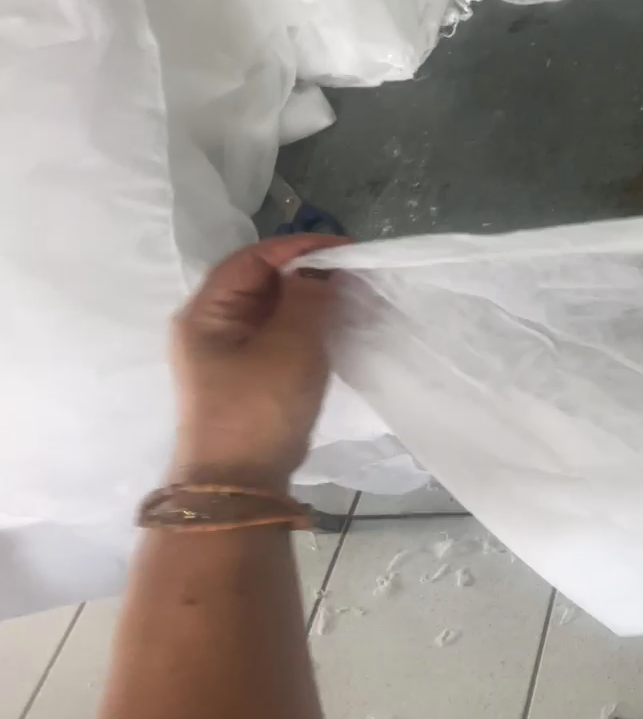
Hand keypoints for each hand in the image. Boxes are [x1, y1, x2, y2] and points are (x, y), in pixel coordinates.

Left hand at [170, 234, 350, 489]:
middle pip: (262, 279)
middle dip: (311, 268)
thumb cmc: (260, 403)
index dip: (300, 246)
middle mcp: (213, 323)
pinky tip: (342, 320)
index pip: (253, 259)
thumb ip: (308, 298)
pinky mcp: (254, 367)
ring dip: (315, 292)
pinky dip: (313, 316)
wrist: (241, 473)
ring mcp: (232, 347)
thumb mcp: (290, 344)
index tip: (350, 247)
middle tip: (359, 269)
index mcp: (207, 312)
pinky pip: (284, 327)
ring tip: (358, 292)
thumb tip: (323, 271)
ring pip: (276, 303)